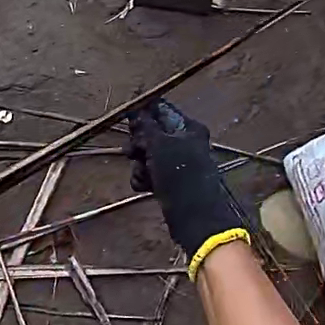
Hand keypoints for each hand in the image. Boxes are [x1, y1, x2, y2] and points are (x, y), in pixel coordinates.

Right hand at [124, 99, 248, 254]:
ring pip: (149, 156)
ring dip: (140, 165)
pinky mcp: (171, 181)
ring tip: (143, 175)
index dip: (143, 116)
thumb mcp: (160, 144)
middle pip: (152, 135)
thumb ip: (146, 126)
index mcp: (189, 128)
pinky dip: (145, 178)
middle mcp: (185, 143)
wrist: (194, 216)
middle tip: (132, 152)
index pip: (161, 112)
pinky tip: (144, 186)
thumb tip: (136, 109)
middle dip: (139, 145)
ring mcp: (178, 163)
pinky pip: (151, 173)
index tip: (129, 124)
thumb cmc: (180, 173)